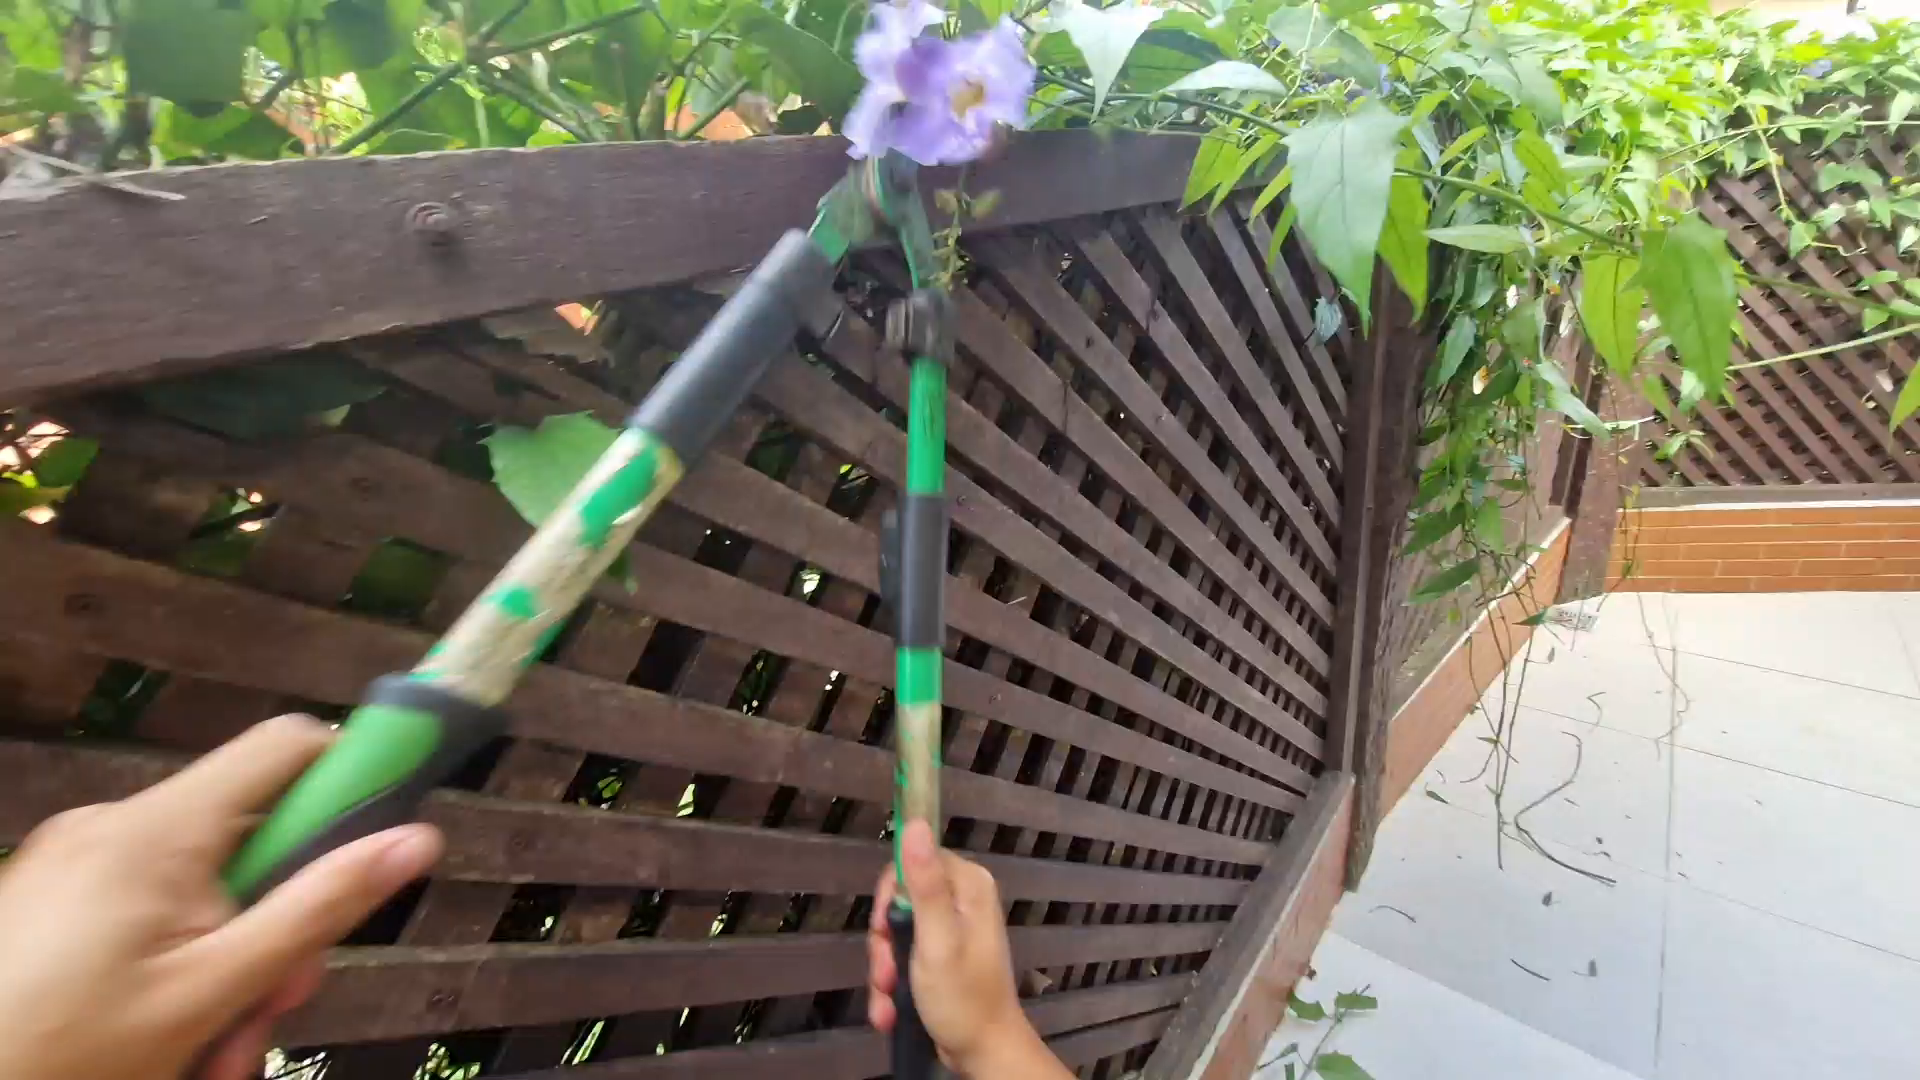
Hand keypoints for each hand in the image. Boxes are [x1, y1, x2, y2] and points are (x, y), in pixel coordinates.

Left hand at [0, 714, 444, 1079]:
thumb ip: (321, 906)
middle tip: (285, 990)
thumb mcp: (209, 992)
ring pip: (219, 875)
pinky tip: (182, 1025)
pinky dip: (194, 951)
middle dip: (293, 905)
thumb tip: (424, 838)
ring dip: (247, 946)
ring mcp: (79, 862)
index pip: (292, 744)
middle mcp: (118, 825)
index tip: (382, 827)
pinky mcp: (54, 899)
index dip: (353, 768)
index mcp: (156, 828)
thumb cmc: (55, 1058)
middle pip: (262, 827)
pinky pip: (164, 901)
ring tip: (224, 1036)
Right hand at [867, 820, 1068, 1078]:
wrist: (984, 1055)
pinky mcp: (942, 952)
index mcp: (967, 883)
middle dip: (885, 942)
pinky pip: (906, 953)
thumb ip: (924, 884)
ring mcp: (952, 926)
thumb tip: (915, 823)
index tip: (882, 928)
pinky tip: (891, 1010)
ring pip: (898, 930)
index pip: (913, 860)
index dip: (890, 895)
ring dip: (885, 968)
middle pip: (901, 898)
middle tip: (886, 974)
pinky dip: (894, 983)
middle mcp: (962, 897)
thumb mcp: (938, 940)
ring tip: (888, 1001)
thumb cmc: (963, 997)